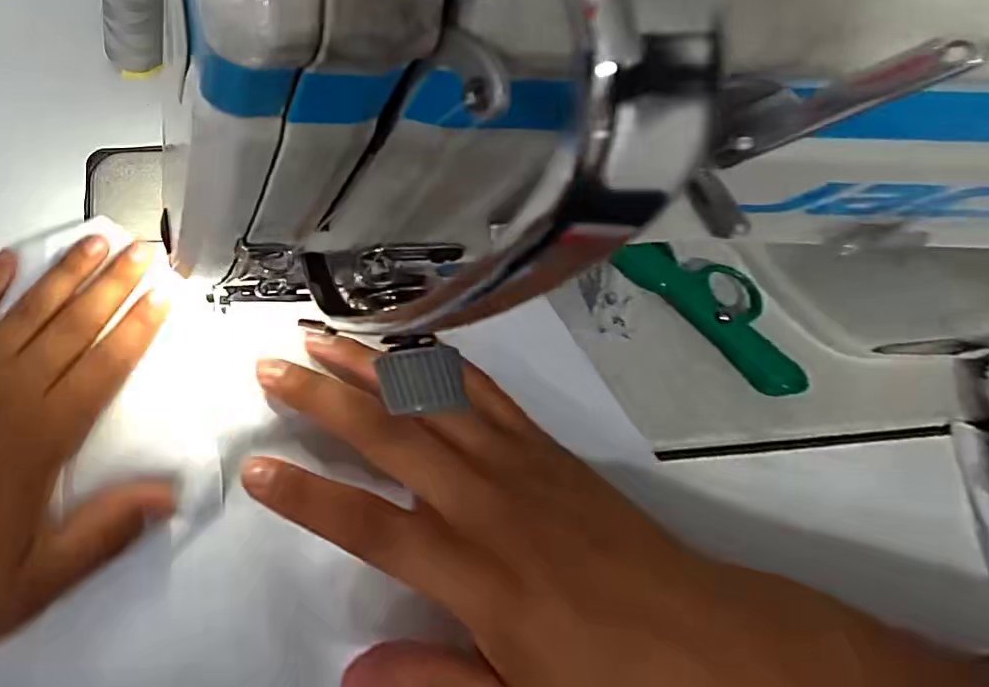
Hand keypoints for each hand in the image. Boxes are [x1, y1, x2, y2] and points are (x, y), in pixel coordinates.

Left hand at [0, 237, 174, 686]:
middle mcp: (8, 394)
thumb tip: (168, 495)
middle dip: (115, 283)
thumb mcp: (35, 582)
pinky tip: (6, 258)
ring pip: (26, 312)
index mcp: (42, 439)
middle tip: (144, 250)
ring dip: (64, 272)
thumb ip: (105, 532)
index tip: (164, 293)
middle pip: (74, 325)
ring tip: (95, 240)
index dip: (140, 326)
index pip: (106, 365)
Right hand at [242, 335, 988, 686]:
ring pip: (426, 396)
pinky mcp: (543, 447)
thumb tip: (353, 675)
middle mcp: (485, 503)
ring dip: (366, 363)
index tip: (254, 470)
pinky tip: (409, 347)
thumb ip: (439, 684)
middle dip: (320, 397)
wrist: (733, 654)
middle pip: (387, 435)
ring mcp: (515, 464)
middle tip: (269, 367)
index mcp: (477, 574)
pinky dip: (438, 362)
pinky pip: (482, 390)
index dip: (306, 497)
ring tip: (319, 337)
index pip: (369, 526)